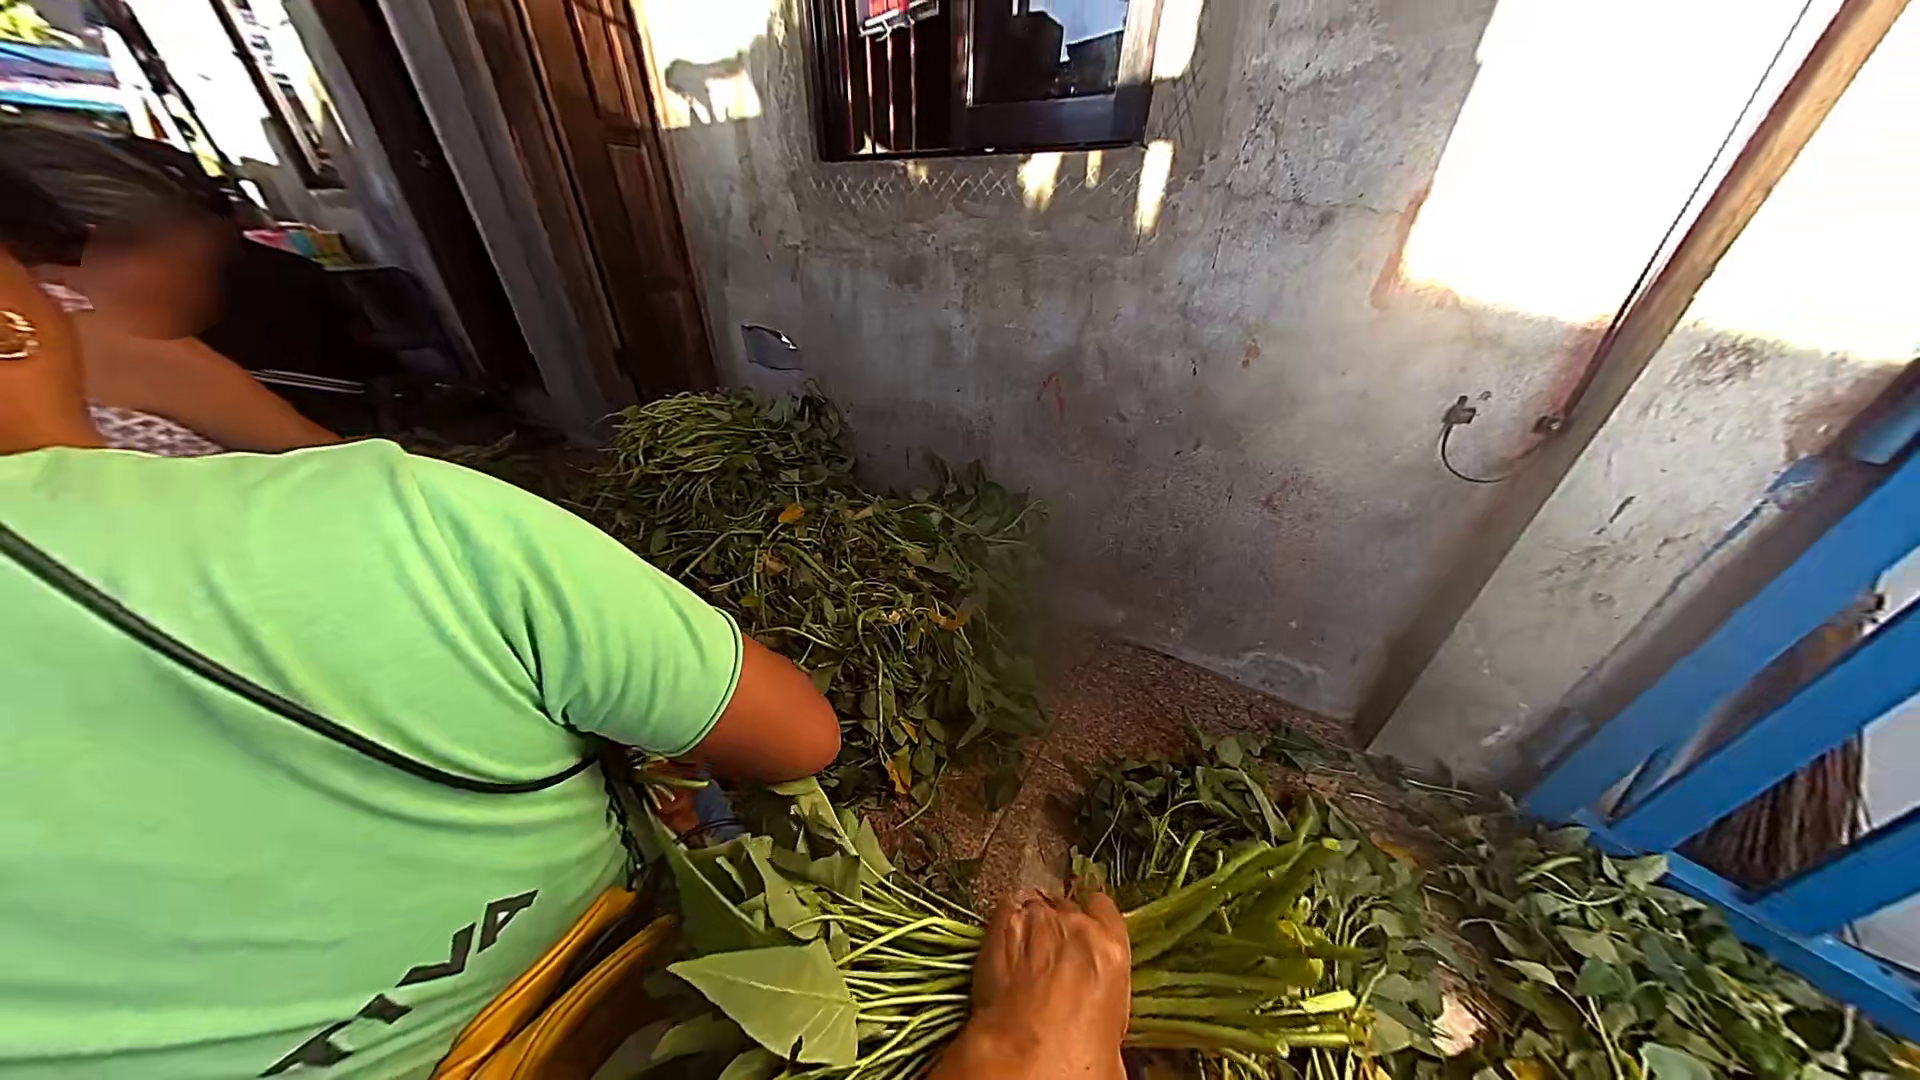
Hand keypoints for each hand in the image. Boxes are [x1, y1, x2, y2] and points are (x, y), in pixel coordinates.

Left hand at [931, 890, 1130, 1079]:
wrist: (1021, 1062)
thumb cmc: (1072, 1063)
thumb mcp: (1113, 1041)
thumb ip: (1108, 1004)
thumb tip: (1100, 1016)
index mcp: (1109, 951)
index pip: (1105, 909)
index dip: (1094, 921)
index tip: (1086, 938)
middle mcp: (1074, 924)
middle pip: (1068, 908)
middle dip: (1061, 929)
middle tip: (1053, 962)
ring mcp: (1035, 919)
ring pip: (1036, 907)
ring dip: (1033, 926)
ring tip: (1025, 955)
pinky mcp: (1003, 923)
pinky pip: (1008, 908)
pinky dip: (1007, 923)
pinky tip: (1005, 945)